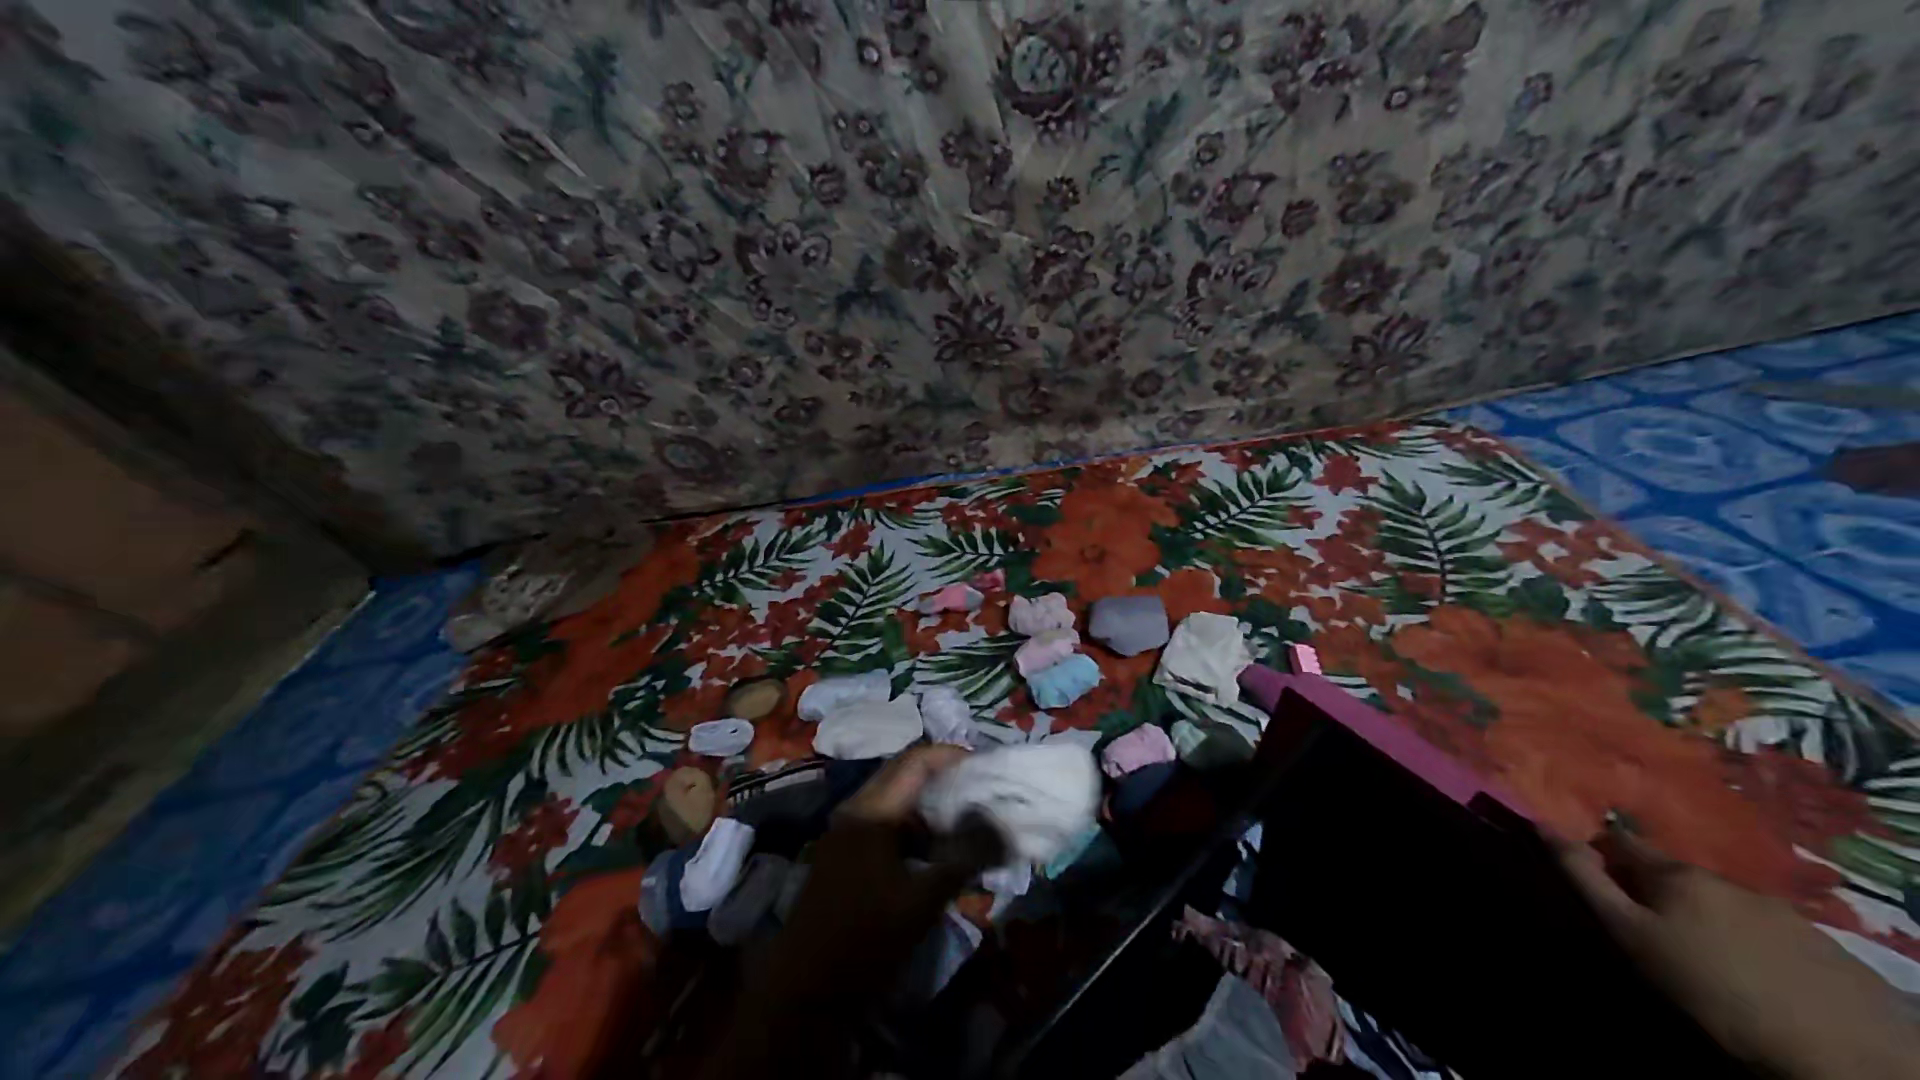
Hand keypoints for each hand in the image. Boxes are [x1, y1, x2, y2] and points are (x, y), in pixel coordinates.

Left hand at [704, 745, 988, 1078]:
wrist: (805, 991)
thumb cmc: (866, 939)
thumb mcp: (923, 900)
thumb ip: (965, 858)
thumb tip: (1003, 828)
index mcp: (872, 810)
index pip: (916, 761)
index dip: (952, 756)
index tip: (987, 767)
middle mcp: (856, 810)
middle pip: (903, 773)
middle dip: (944, 775)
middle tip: (981, 788)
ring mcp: (847, 832)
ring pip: (894, 799)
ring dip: (929, 802)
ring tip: (967, 815)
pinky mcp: (846, 853)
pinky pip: (885, 822)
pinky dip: (914, 825)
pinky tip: (937, 846)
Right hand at [1556, 825, 1919, 1079]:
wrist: (1843, 1056)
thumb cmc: (1709, 988)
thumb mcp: (1630, 934)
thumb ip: (1586, 878)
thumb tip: (1544, 827)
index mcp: (1677, 874)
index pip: (1621, 841)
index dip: (1600, 852)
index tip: (1593, 875)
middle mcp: (1726, 879)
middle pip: (1674, 873)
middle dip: (1654, 887)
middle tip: (1647, 923)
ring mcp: (1782, 911)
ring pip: (1721, 900)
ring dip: (1702, 912)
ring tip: (1701, 949)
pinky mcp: (1823, 945)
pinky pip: (1766, 928)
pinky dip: (1746, 936)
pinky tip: (1750, 967)